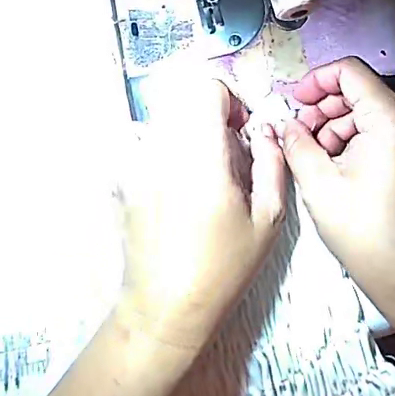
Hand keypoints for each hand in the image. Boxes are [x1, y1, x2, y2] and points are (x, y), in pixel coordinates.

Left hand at [116, 70, 287, 350]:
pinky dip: (166, 149)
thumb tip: (264, 128)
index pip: (206, 88)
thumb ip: (271, 162)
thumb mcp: (267, 220)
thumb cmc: (223, 268)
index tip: (241, 130)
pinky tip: (177, 188)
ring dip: (188, 131)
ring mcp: (136, 162)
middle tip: (226, 153)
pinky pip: (146, 142)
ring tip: (202, 174)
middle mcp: (162, 149)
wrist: (164, 306)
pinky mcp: (123, 176)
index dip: (230, 101)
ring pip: (165, 119)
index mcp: (200, 156)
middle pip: (184, 99)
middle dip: (210, 115)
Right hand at [276, 57, 394, 323]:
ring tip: (314, 156)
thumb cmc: (374, 239)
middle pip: (360, 90)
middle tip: (298, 132)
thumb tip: (287, 125)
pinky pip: (383, 131)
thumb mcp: (319, 186)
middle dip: (323, 106)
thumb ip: (297, 144)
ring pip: (370, 111)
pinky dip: (355, 139)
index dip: (315, 80)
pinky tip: (335, 167)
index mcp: (392, 121)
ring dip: (336, 125)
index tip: (296, 101)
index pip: (350, 71)